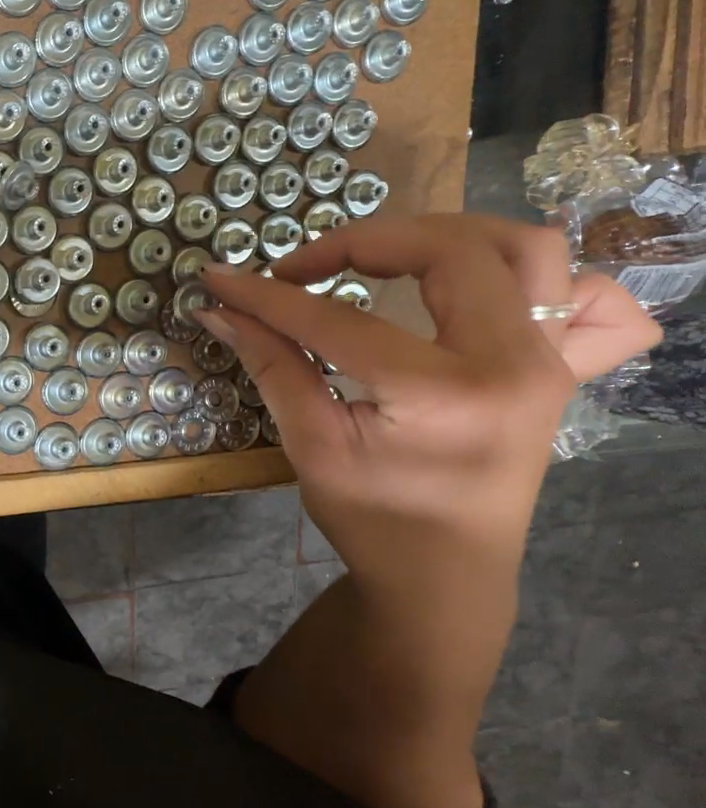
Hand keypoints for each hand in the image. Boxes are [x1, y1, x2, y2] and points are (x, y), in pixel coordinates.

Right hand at [197, 215, 660, 577]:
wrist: (446, 572)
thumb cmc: (372, 518)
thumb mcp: (311, 445)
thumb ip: (272, 366)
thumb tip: (221, 311)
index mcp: (444, 391)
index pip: (341, 319)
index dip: (270, 296)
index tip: (221, 279)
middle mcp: (515, 361)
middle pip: (452, 250)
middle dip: (363, 241)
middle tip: (301, 268)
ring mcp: (551, 359)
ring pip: (527, 248)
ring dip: (445, 235)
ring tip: (382, 254)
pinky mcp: (560, 367)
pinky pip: (585, 295)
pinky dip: (535, 273)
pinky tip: (480, 287)